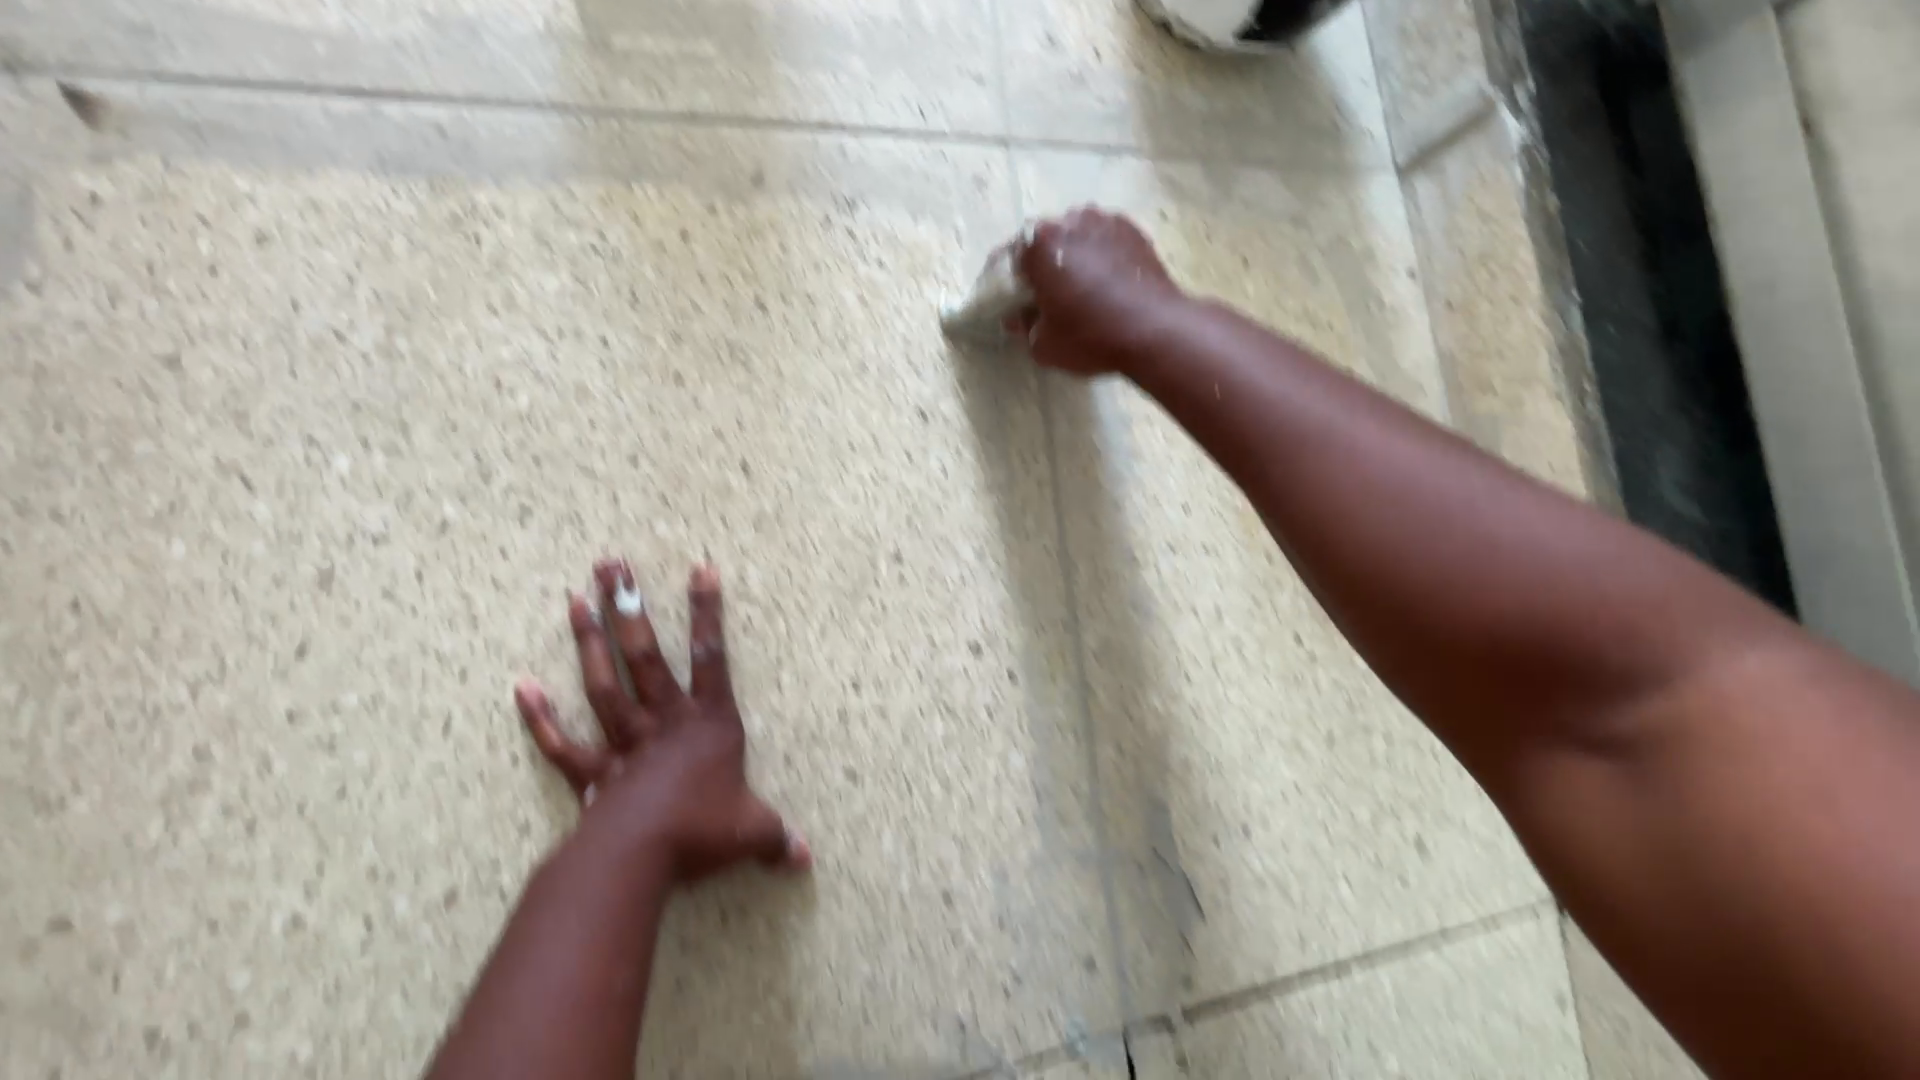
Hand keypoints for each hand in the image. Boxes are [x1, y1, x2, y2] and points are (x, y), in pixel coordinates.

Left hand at [514, 559, 809, 882]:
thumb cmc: (702, 833)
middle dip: (631, 609)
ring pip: (604, 685)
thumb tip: (804, 859)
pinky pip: (564, 744)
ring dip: (589, 644)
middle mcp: (664, 723)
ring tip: (574, 600)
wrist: (639, 858)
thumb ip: (777, 837)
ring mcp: (625, 744)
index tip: (701, 569)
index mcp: (708, 725)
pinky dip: (541, 719)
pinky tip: (521, 687)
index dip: (708, 613)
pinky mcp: (593, 774)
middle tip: (611, 566)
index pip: (713, 658)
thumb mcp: (753, 831)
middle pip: (647, 657)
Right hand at [1012, 206, 1186, 374]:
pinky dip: (1098, 254)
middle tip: (1041, 291)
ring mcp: (1104, 221)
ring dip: (1070, 254)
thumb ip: (1023, 326)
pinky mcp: (1133, 230)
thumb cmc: (1090, 337)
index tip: (1007, 297)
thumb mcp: (1043, 345)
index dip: (1003, 279)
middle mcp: (1069, 221)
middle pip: (1043, 240)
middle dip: (1039, 263)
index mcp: (1038, 244)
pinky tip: (1103, 279)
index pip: (1007, 257)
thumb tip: (1018, 316)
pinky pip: (1103, 240)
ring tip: (1075, 283)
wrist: (1156, 330)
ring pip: (1075, 235)